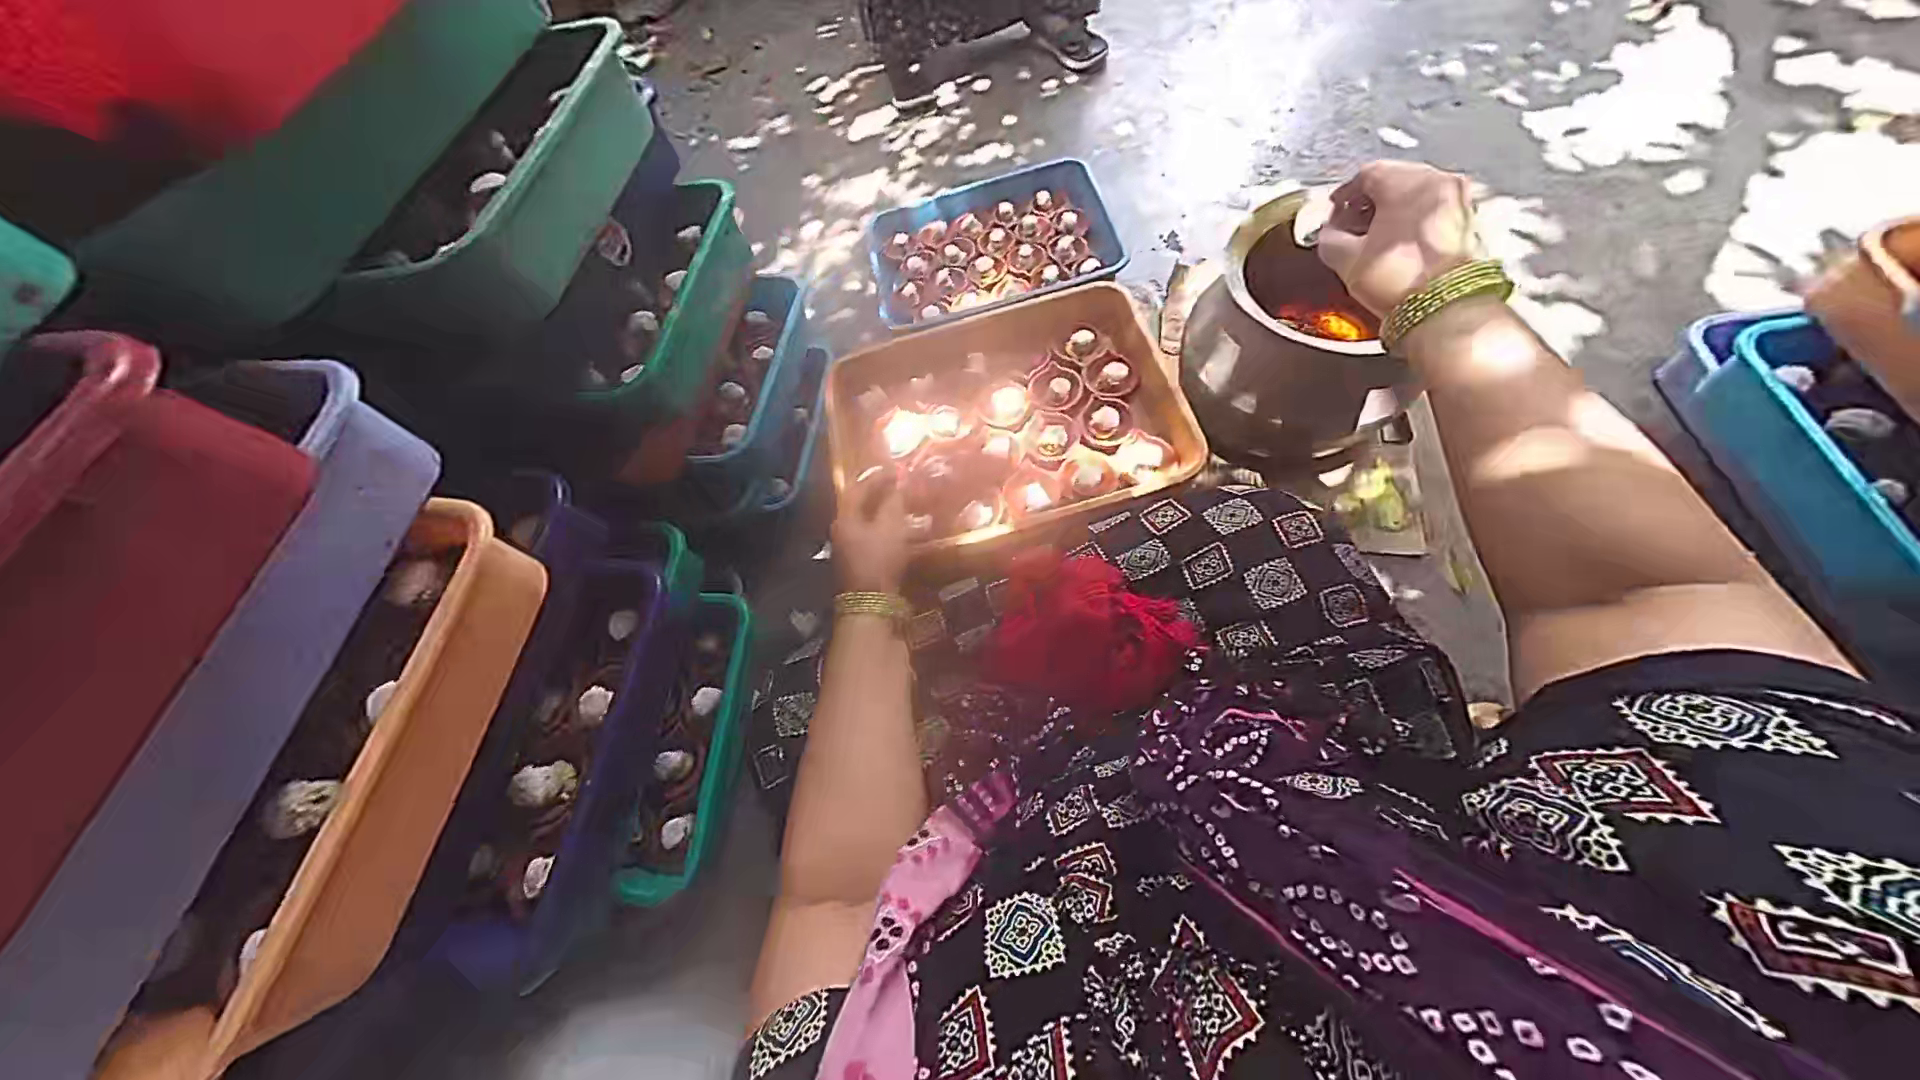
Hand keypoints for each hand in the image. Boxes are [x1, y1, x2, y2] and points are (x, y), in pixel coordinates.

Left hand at [832, 466, 909, 594]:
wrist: (872, 606)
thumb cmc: (879, 560)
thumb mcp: (890, 527)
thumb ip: (894, 502)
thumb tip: (897, 484)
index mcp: (845, 518)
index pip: (858, 488)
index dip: (877, 476)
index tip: (895, 468)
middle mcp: (842, 531)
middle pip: (861, 506)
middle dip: (882, 496)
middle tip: (902, 487)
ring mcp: (849, 550)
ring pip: (869, 524)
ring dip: (886, 515)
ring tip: (908, 510)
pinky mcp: (860, 565)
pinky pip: (875, 539)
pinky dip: (888, 532)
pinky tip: (905, 534)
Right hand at [1316, 161, 1483, 316]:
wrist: (1444, 309)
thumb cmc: (1400, 279)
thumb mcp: (1347, 260)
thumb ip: (1330, 240)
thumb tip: (1329, 235)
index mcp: (1409, 183)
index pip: (1368, 173)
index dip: (1344, 193)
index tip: (1334, 209)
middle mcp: (1440, 183)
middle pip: (1396, 180)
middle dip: (1369, 201)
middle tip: (1349, 223)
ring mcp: (1459, 201)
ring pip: (1417, 195)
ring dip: (1392, 211)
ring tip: (1372, 238)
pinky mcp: (1469, 223)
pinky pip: (1433, 212)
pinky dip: (1412, 222)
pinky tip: (1396, 245)